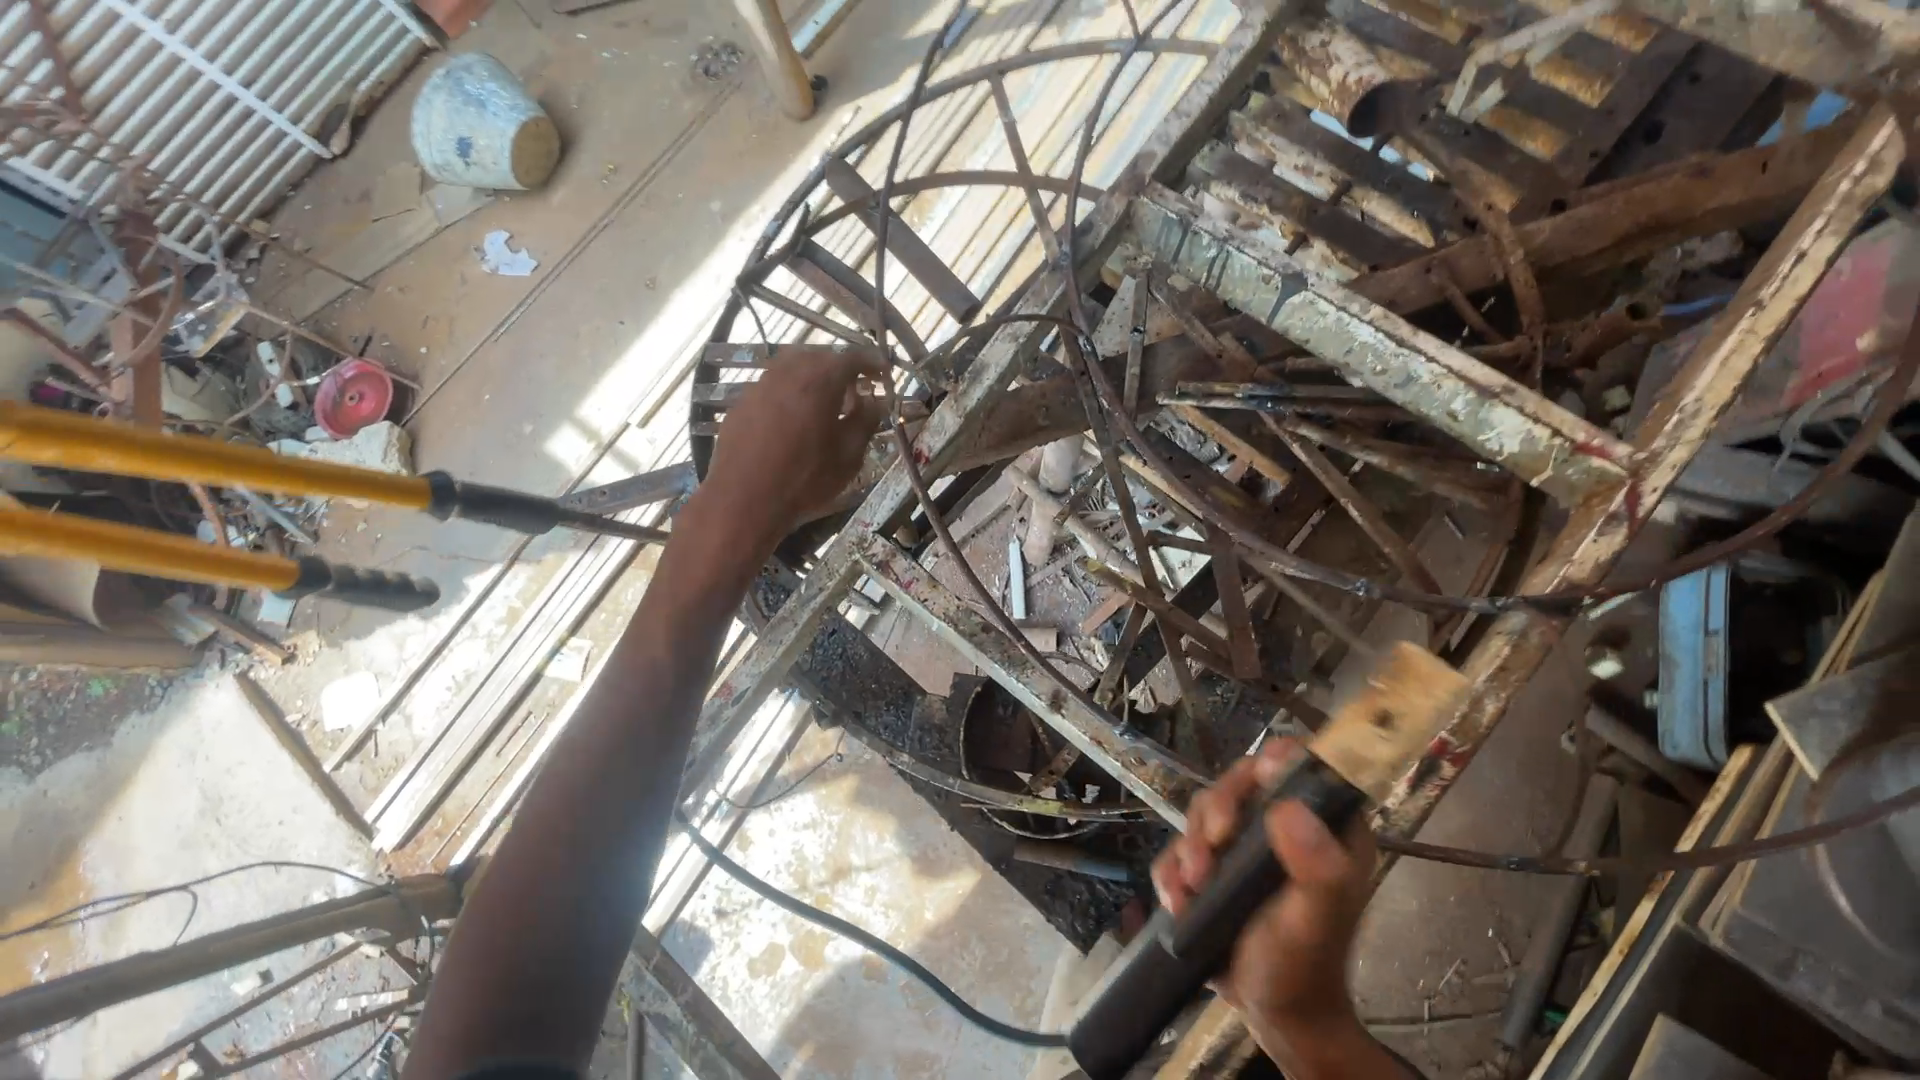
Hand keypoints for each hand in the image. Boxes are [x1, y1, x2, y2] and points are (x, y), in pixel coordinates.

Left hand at [688, 349, 887, 555]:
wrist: (744, 500)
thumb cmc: (805, 480)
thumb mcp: (849, 456)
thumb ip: (866, 421)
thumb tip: (875, 401)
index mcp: (820, 381)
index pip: (852, 357)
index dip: (872, 362)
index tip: (884, 373)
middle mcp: (788, 373)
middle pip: (820, 356)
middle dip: (841, 369)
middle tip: (856, 393)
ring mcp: (760, 386)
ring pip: (792, 367)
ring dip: (813, 378)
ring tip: (825, 404)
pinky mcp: (741, 404)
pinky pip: (772, 387)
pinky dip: (790, 393)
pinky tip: (794, 420)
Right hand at [1154, 739, 1405, 1077]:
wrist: (1272, 1013)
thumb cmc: (1304, 964)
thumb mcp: (1316, 916)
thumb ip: (1316, 866)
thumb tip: (1286, 808)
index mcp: (1324, 826)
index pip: (1300, 767)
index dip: (1275, 762)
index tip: (1253, 778)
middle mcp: (1284, 826)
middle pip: (1238, 783)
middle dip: (1216, 811)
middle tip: (1210, 845)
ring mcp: (1243, 845)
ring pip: (1203, 813)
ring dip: (1190, 845)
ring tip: (1194, 887)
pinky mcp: (1211, 866)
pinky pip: (1179, 847)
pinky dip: (1173, 872)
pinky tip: (1179, 902)